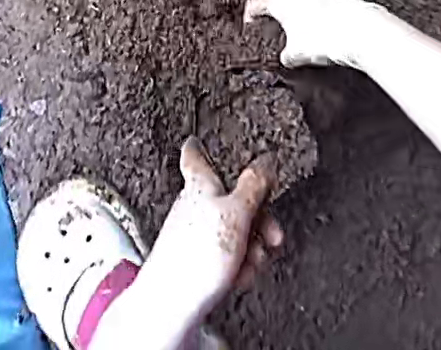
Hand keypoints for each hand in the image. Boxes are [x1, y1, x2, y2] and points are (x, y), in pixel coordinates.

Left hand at [109, 139, 283, 345]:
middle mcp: (195, 203)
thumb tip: (266, 160)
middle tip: (269, 231)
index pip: (195, 153)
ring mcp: (195, 233)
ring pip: (233, 228)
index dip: (200, 143)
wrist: (172, 305)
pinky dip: (239, 263)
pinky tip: (241, 275)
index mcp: (200, 183)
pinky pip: (226, 253)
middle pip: (231, 197)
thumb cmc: (195, 256)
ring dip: (251, 244)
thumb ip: (253, 185)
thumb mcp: (236, 213)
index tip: (198, 135)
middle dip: (256, 216)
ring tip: (254, 259)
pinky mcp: (197, 261)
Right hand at [243, 0, 392, 69]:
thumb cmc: (322, 37)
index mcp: (279, 1)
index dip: (249, 15)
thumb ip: (286, 55)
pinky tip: (313, 24)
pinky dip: (308, 8)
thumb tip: (286, 57)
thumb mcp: (296, 54)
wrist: (357, 28)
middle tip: (271, 15)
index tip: (250, 25)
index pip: (256, 3)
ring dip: (292, 2)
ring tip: (293, 23)